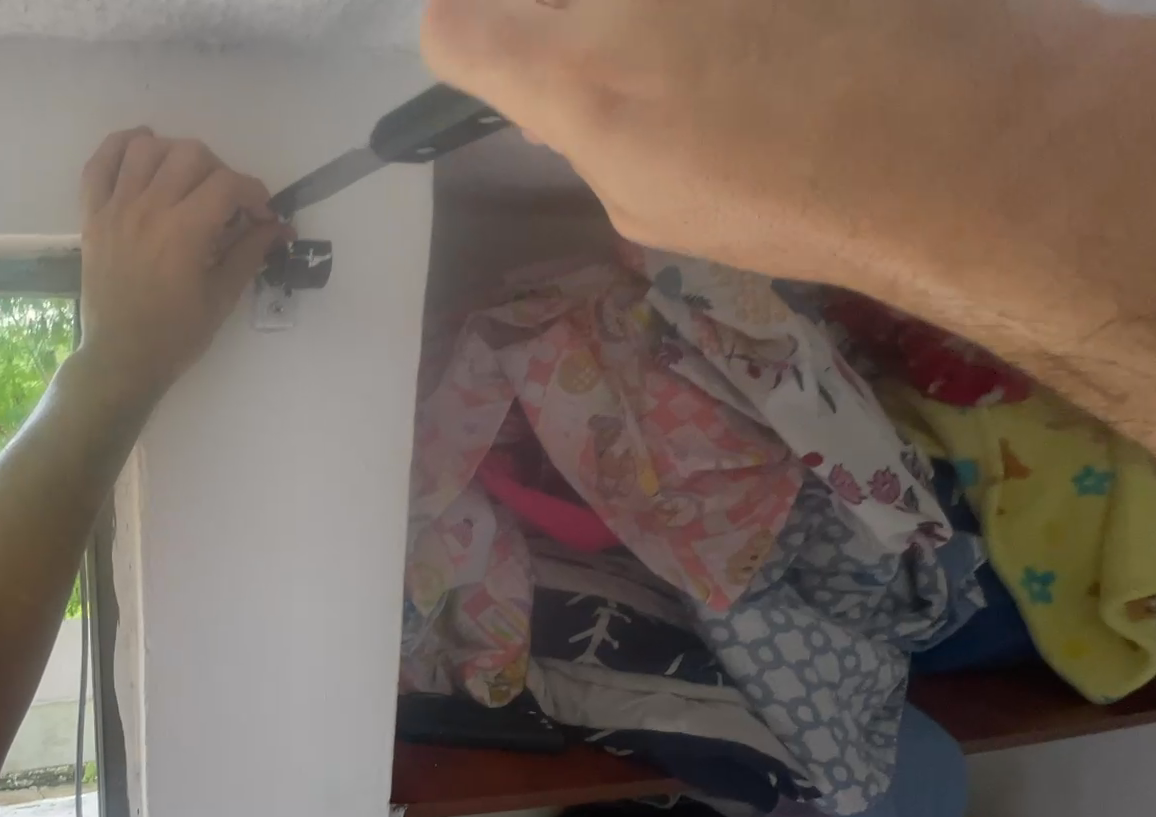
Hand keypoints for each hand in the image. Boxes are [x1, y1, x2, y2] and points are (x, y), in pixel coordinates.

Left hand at [74, 129, 290, 406]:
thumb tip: (278, 228)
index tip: (261, 215)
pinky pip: (99, 164)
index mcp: (184, 232)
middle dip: (219, 171)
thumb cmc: (175, 338)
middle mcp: (148, 210)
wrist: (121, 361)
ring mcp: (116, 210)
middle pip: (190, 155)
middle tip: (225, 203)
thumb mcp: (221, 299)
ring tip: (186, 180)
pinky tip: (141, 150)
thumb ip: (249, 255)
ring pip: (146, 148)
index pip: (228, 185)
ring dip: (174, 154)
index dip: (254, 193)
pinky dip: (120, 147)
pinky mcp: (93, 218)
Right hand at [419, 0, 1069, 290]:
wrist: (959, 132)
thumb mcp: (640, 202)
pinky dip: (712, 14)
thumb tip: (564, 100)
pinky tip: (754, 29)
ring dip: (643, 18)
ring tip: (707, 46)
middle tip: (619, 58)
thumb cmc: (779, 201)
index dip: (463, 40)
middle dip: (554, 19)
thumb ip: (583, 135)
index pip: (452, 26)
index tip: (494, 55)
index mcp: (574, 74)